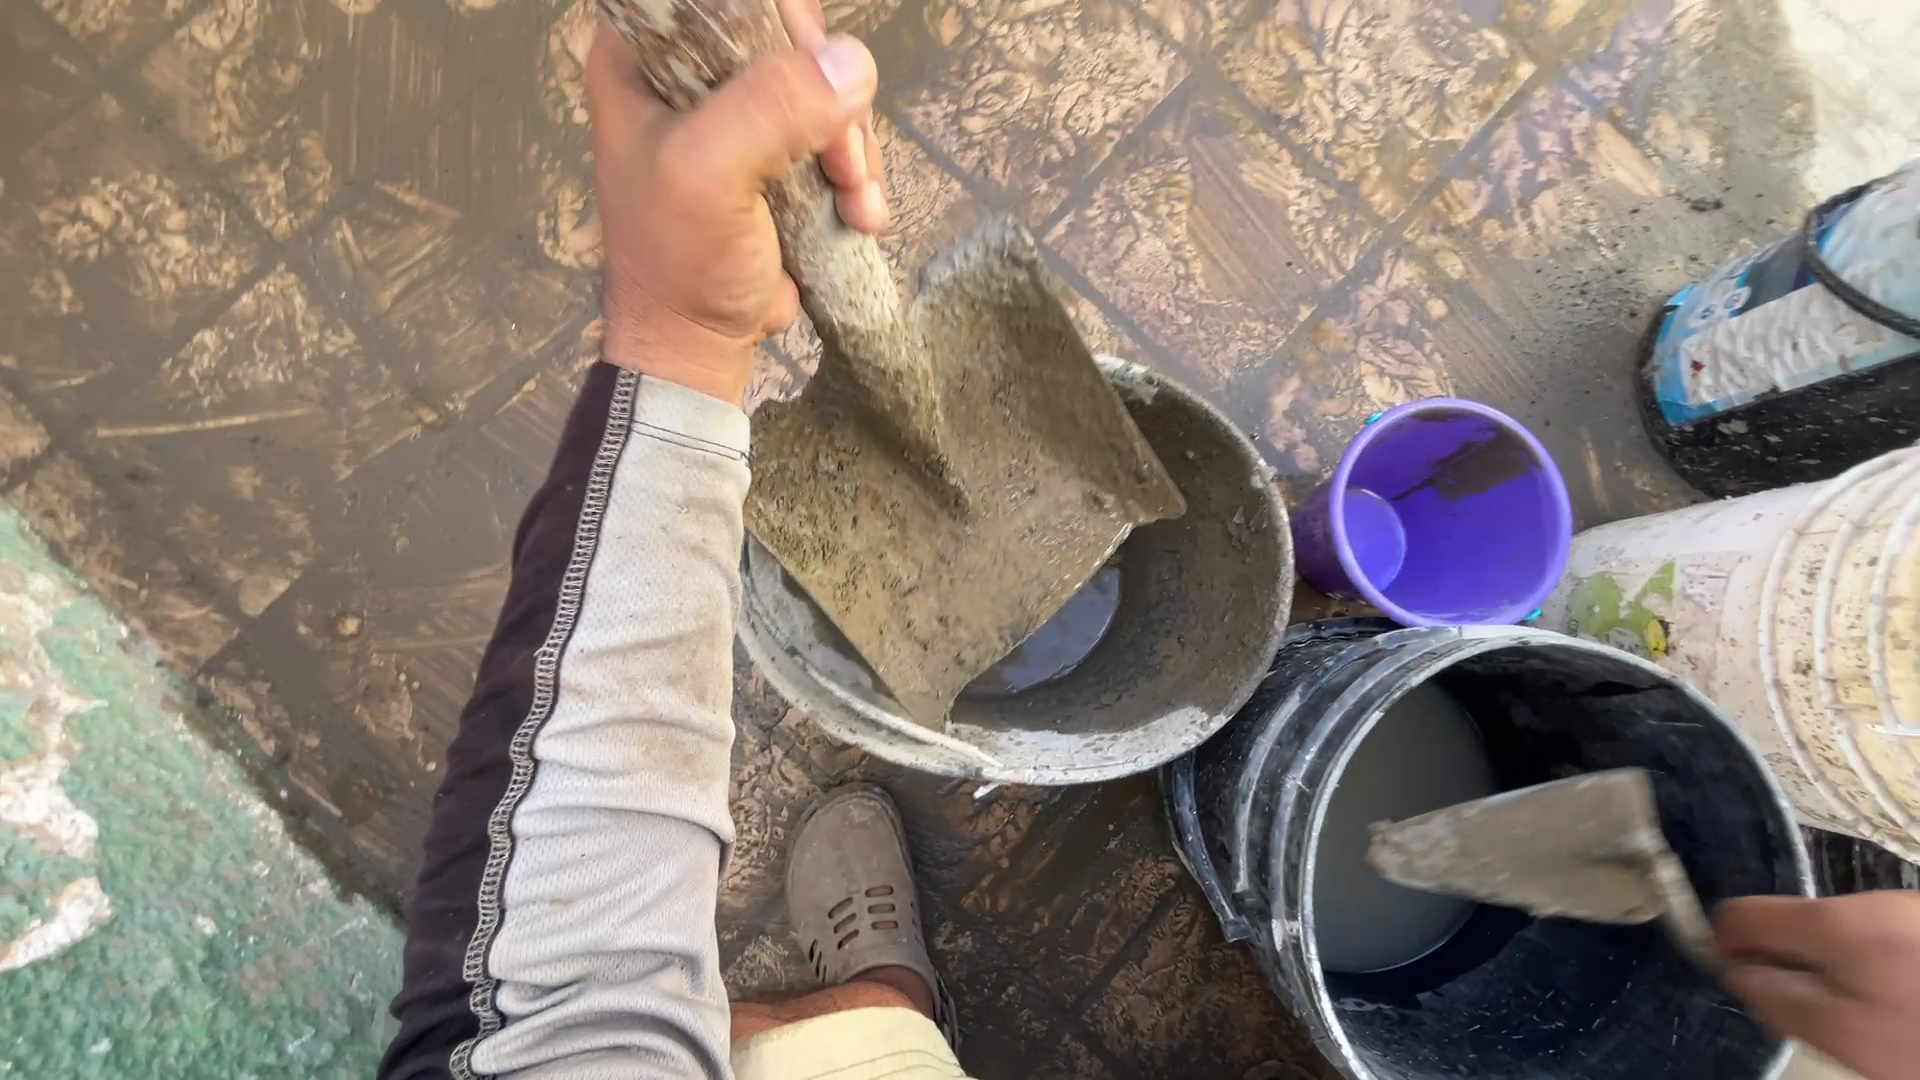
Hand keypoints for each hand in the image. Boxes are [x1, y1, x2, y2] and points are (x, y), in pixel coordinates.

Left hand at [585, 0, 888, 403]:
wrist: (699, 341)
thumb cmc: (681, 261)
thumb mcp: (709, 176)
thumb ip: (771, 109)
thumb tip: (854, 63)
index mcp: (651, 56)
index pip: (731, 1)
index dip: (783, 28)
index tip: (810, 84)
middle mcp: (697, 77)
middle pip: (792, 44)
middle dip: (833, 106)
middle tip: (844, 167)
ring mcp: (746, 121)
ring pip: (826, 95)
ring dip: (856, 151)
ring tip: (858, 206)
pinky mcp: (782, 163)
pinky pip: (838, 142)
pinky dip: (859, 177)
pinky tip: (862, 216)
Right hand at [1715, 892, 1919, 1079]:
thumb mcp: (1851, 1038)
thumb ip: (1776, 999)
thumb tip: (1733, 973)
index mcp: (1830, 922)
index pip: (1737, 914)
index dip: (1724, 943)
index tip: (1740, 977)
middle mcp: (1869, 903)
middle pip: (1796, 922)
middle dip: (1798, 961)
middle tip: (1827, 1011)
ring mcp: (1916, 912)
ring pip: (1848, 932)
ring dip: (1849, 967)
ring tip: (1892, 1014)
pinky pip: (1895, 939)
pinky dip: (1893, 967)